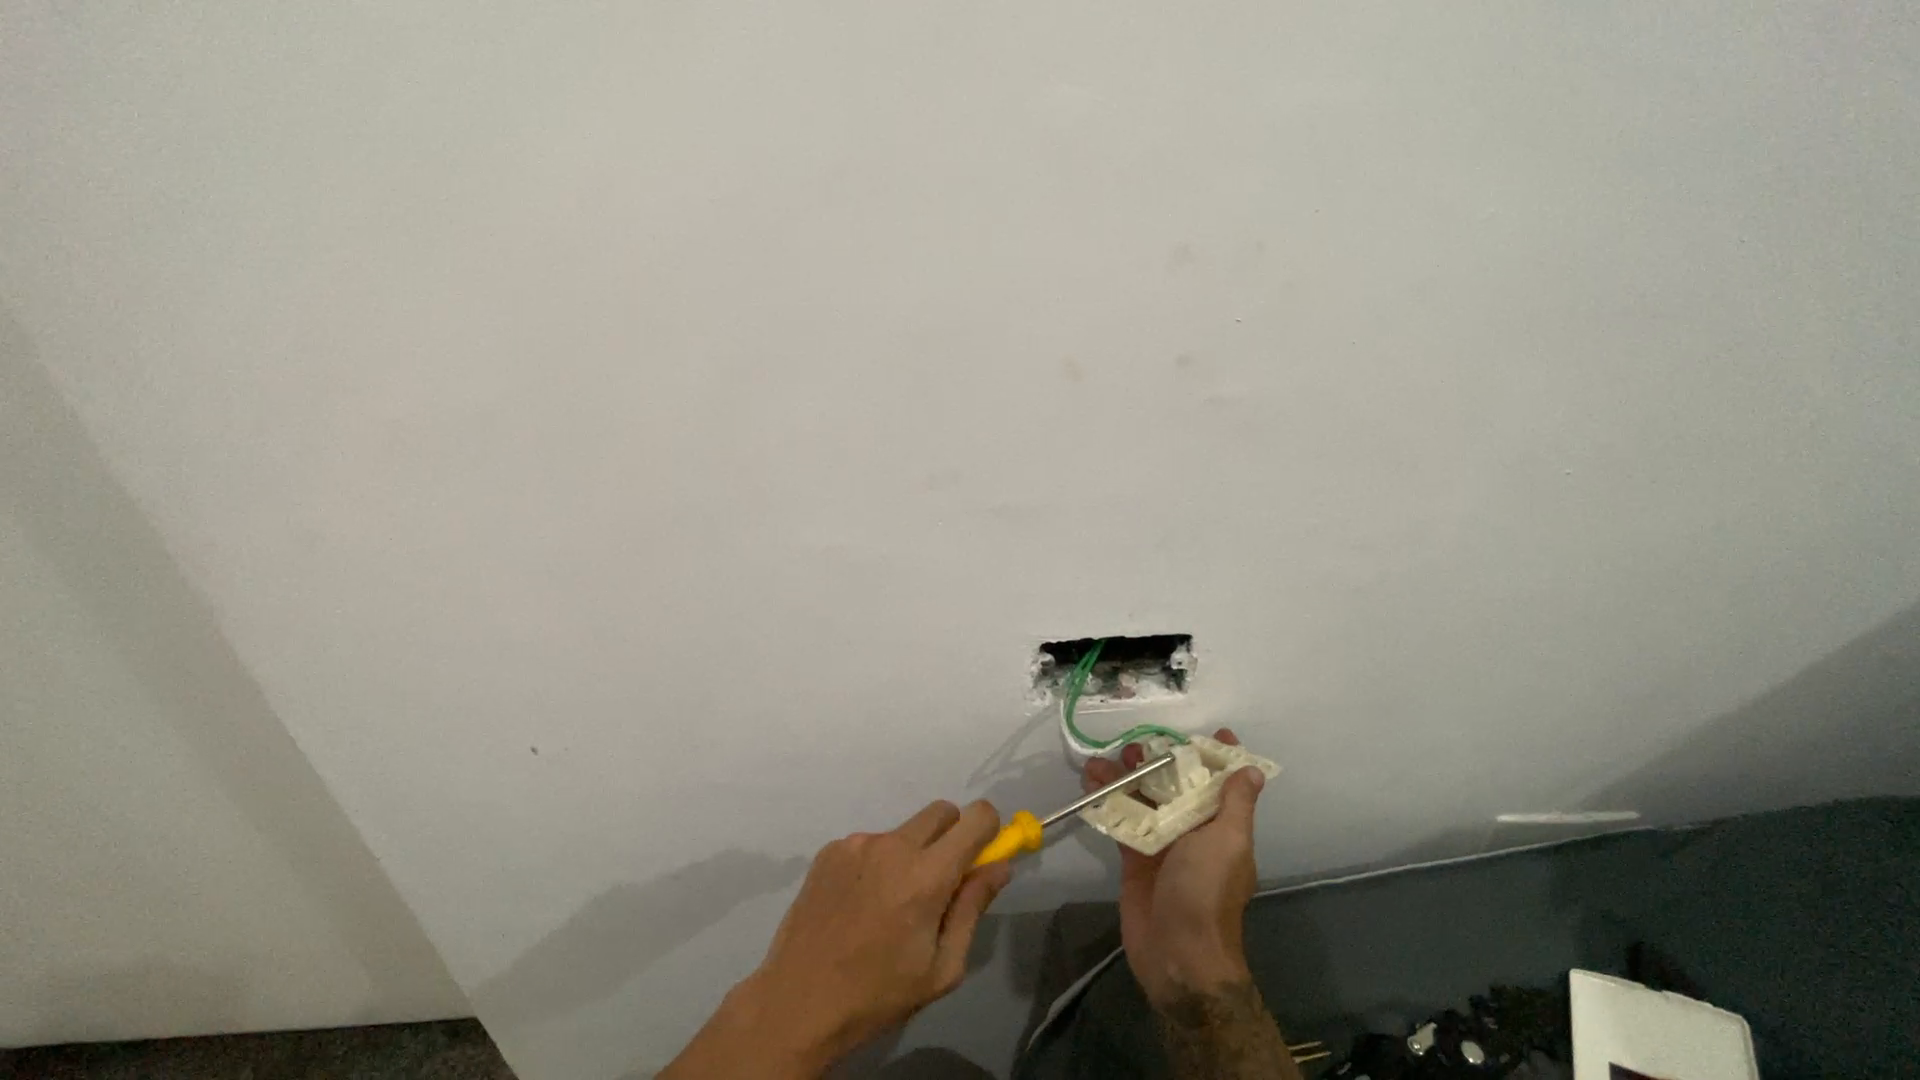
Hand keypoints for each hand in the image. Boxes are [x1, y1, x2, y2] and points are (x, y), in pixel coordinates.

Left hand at [661, 800, 1011, 1078]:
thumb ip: (973, 908)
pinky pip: (870, 843)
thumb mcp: (942, 967)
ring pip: (904, 831)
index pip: (976, 817)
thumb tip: (999, 865)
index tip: (983, 856)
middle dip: (952, 836)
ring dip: (911, 853)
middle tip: (941, 882)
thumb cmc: (879, 993)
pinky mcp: (829, 850)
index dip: (989, 831)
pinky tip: (860, 903)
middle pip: (941, 812)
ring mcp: (856, 844)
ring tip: (890, 903)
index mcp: (926, 875)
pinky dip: (877, 862)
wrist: (798, 1002)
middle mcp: (892, 846)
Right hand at [1082, 728, 1265, 1008]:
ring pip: (1143, 800)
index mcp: (1221, 826)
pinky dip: (1106, 803)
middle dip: (1157, 762)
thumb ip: (1236, 804)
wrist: (1179, 955)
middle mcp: (1193, 831)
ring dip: (1123, 778)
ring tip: (1100, 763)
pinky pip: (1120, 822)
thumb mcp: (1227, 842)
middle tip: (1134, 748)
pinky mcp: (1134, 859)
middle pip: (1175, 787)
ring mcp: (1162, 845)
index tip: (1210, 732)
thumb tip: (1251, 770)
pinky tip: (1090, 785)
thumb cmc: (1207, 893)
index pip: (1224, 783)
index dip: (1220, 757)